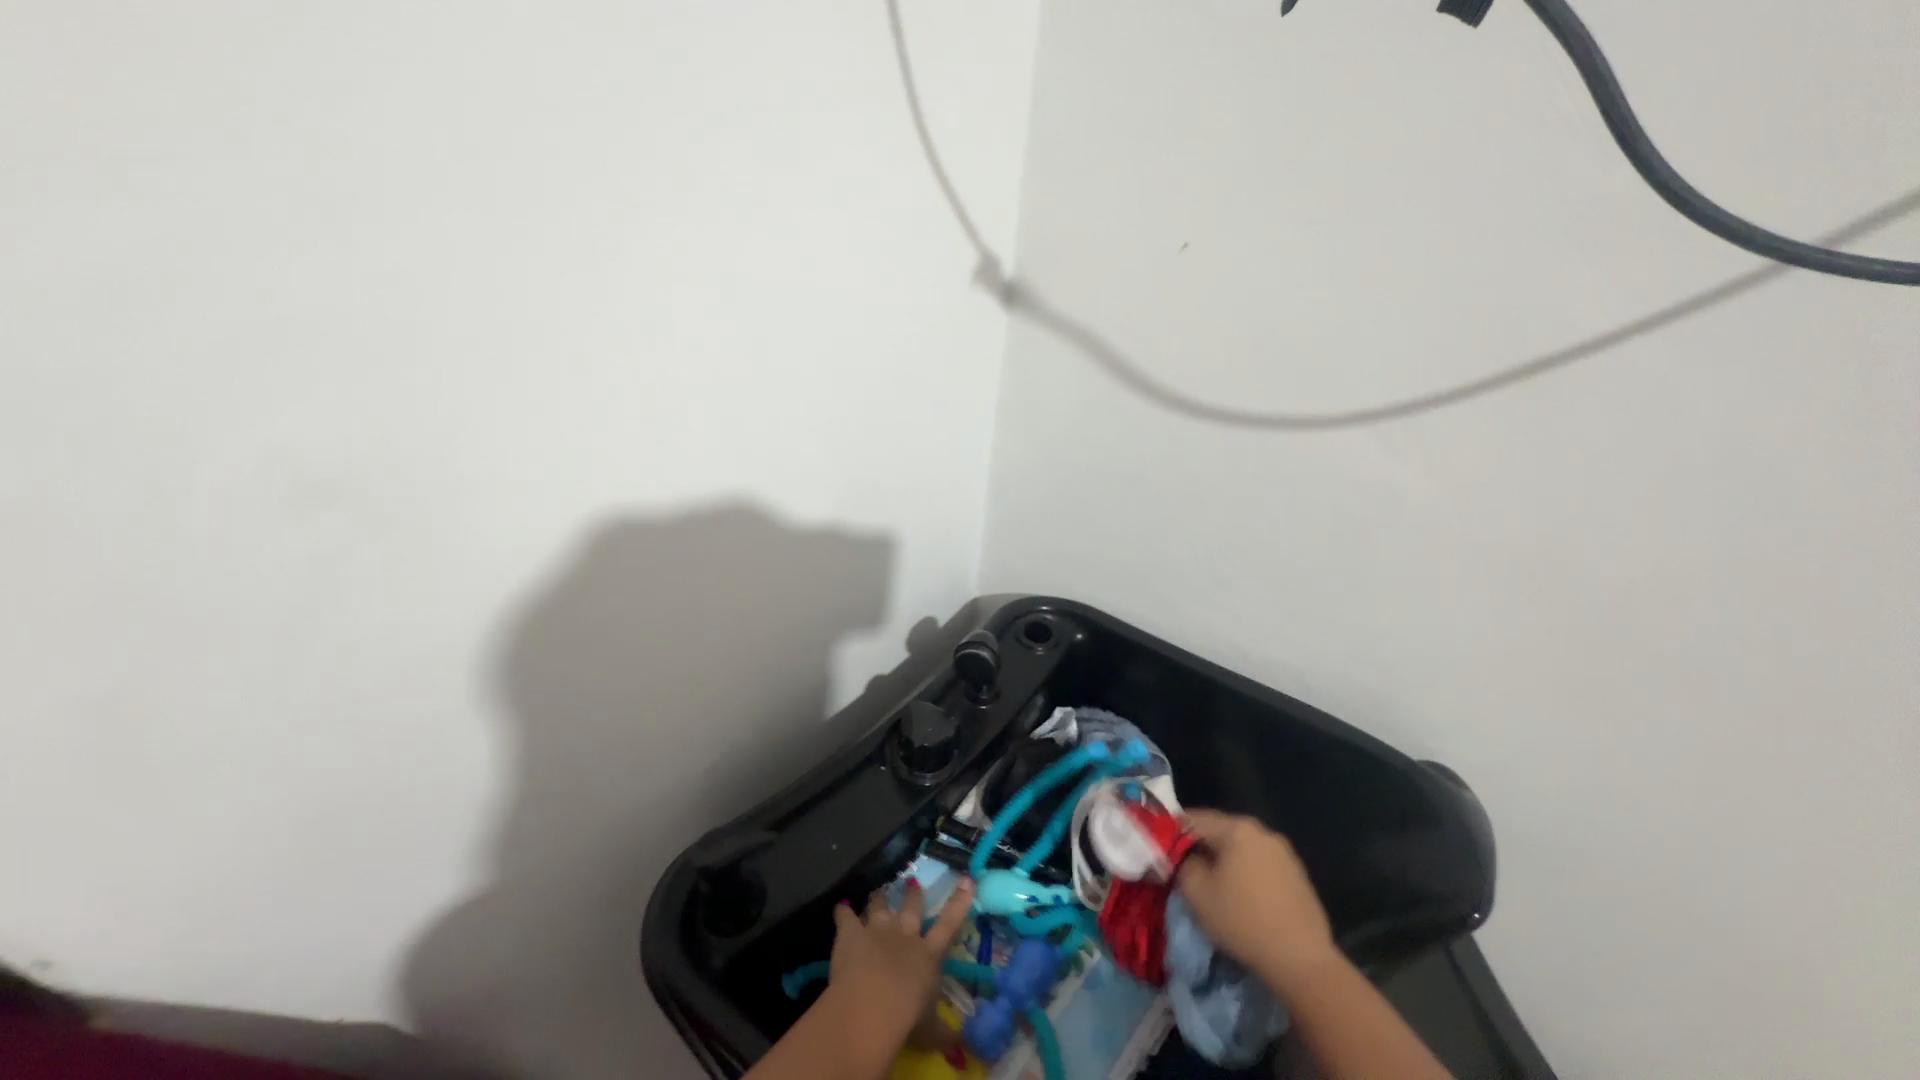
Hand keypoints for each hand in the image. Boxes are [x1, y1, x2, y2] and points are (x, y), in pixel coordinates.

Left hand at [827, 877, 974, 1055]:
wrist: (872, 1004)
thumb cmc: (907, 1018)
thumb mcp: (930, 1029)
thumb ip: (943, 1032)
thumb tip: (960, 1046)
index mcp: (928, 954)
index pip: (949, 924)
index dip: (959, 902)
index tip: (967, 880)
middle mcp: (905, 935)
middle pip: (911, 907)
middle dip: (913, 893)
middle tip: (911, 881)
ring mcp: (877, 930)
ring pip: (880, 906)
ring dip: (879, 898)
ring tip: (879, 890)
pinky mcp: (851, 933)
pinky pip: (846, 916)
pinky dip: (843, 911)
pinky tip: (840, 906)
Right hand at [1176, 810, 1337, 992]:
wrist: (1301, 958)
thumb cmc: (1242, 920)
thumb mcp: (1197, 893)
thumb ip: (1182, 864)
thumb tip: (1183, 857)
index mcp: (1237, 829)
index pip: (1193, 819)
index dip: (1171, 832)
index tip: (1158, 850)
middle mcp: (1263, 832)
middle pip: (1219, 831)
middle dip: (1198, 846)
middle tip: (1179, 867)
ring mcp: (1284, 853)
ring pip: (1240, 849)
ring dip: (1222, 860)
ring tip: (1208, 883)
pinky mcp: (1297, 875)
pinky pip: (1259, 864)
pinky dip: (1243, 873)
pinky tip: (1238, 895)